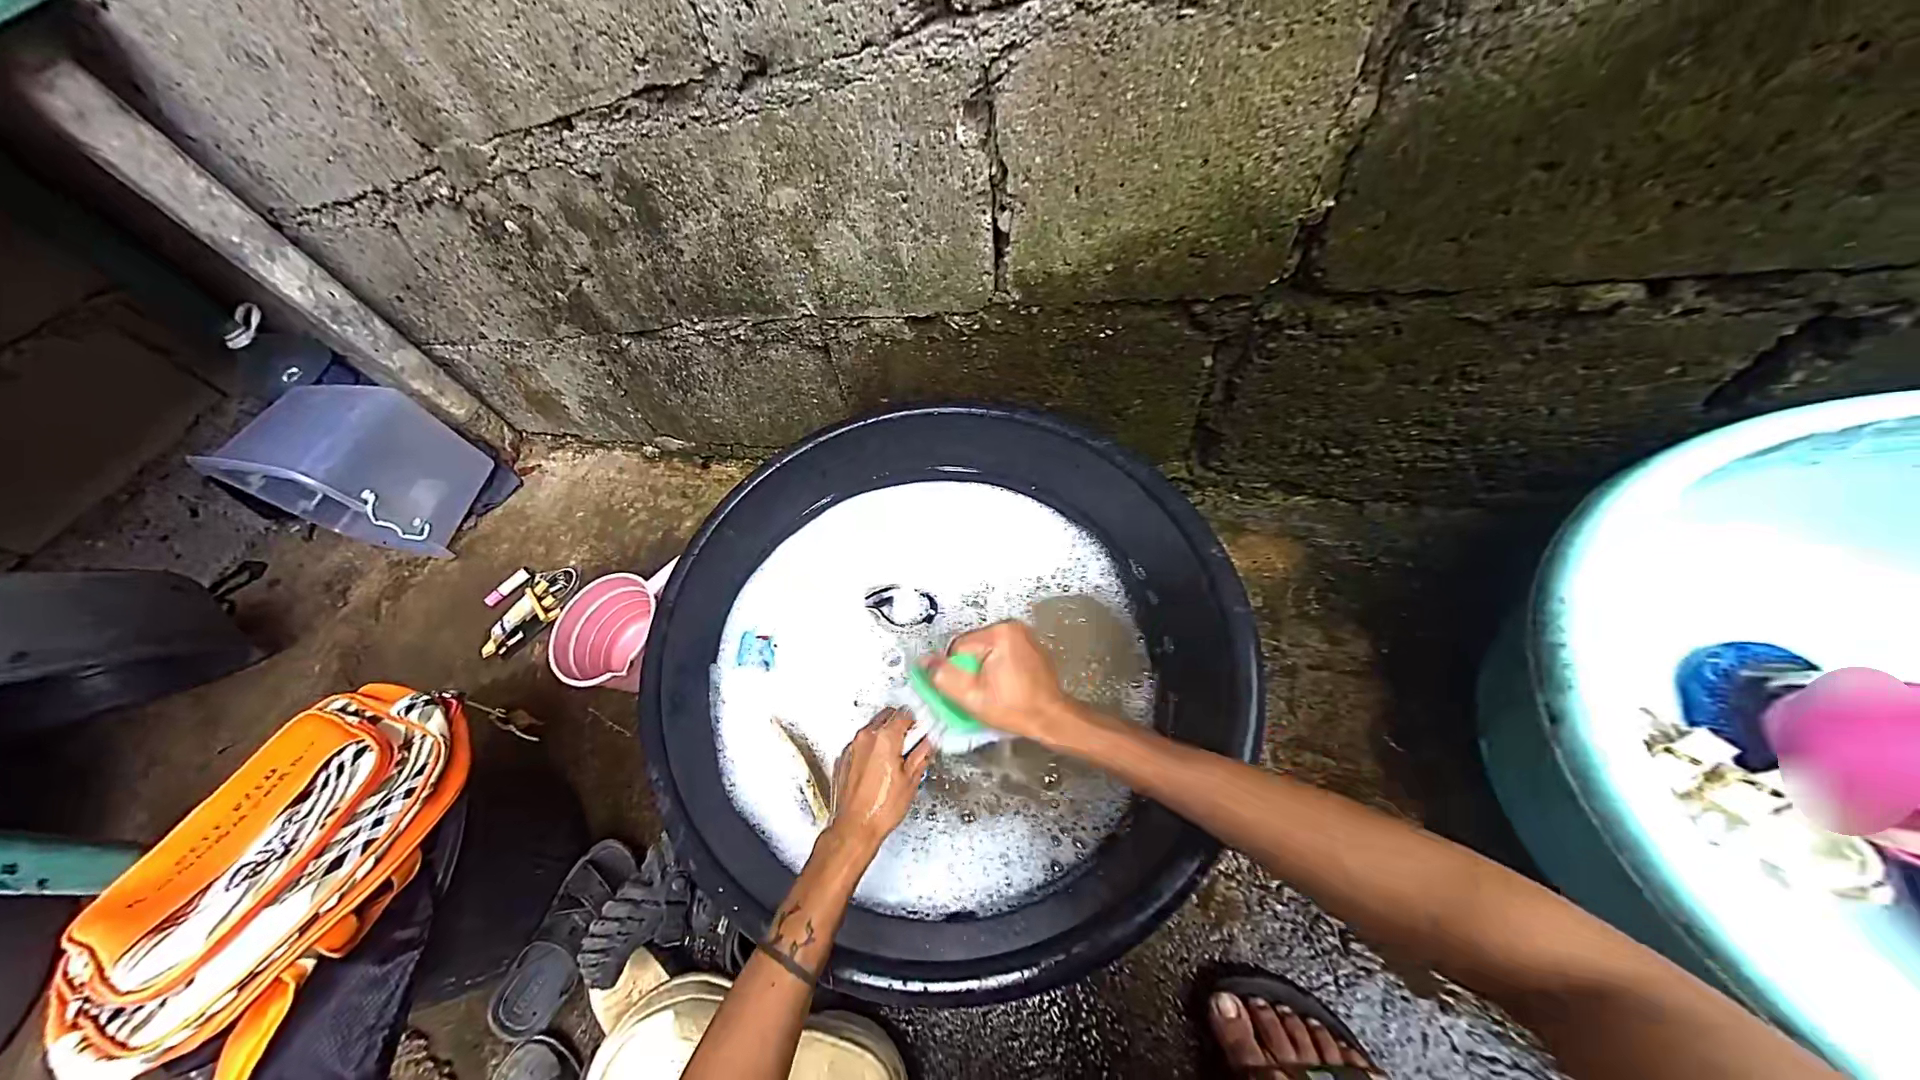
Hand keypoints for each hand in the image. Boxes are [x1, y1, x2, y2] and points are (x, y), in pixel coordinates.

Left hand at [826, 707, 934, 852]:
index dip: (917, 722)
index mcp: (885, 739)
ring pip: (873, 729)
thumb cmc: (880, 809)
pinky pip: (861, 744)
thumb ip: (921, 754)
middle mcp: (865, 738)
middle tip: (911, 743)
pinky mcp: (844, 759)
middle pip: (887, 716)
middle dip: (900, 725)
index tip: (922, 730)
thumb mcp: (911, 780)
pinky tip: (879, 769)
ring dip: (885, 736)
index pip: (904, 714)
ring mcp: (852, 747)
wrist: (854, 828)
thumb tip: (927, 743)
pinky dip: (871, 749)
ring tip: (896, 760)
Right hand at [926, 621, 1090, 746]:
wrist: (1052, 718)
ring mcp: (1023, 635)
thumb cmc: (1016, 709)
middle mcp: (1013, 627)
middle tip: (983, 691)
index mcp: (1000, 633)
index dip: (958, 672)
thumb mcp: (971, 697)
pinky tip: (1005, 685)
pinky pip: (1000, 652)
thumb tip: (925, 662)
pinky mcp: (1029, 645)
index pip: (958, 647)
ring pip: (984, 650)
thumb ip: (943, 677)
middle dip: (971, 669)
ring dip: (983, 669)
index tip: (971, 689)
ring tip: (996, 689)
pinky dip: (997, 667)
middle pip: (971, 646)